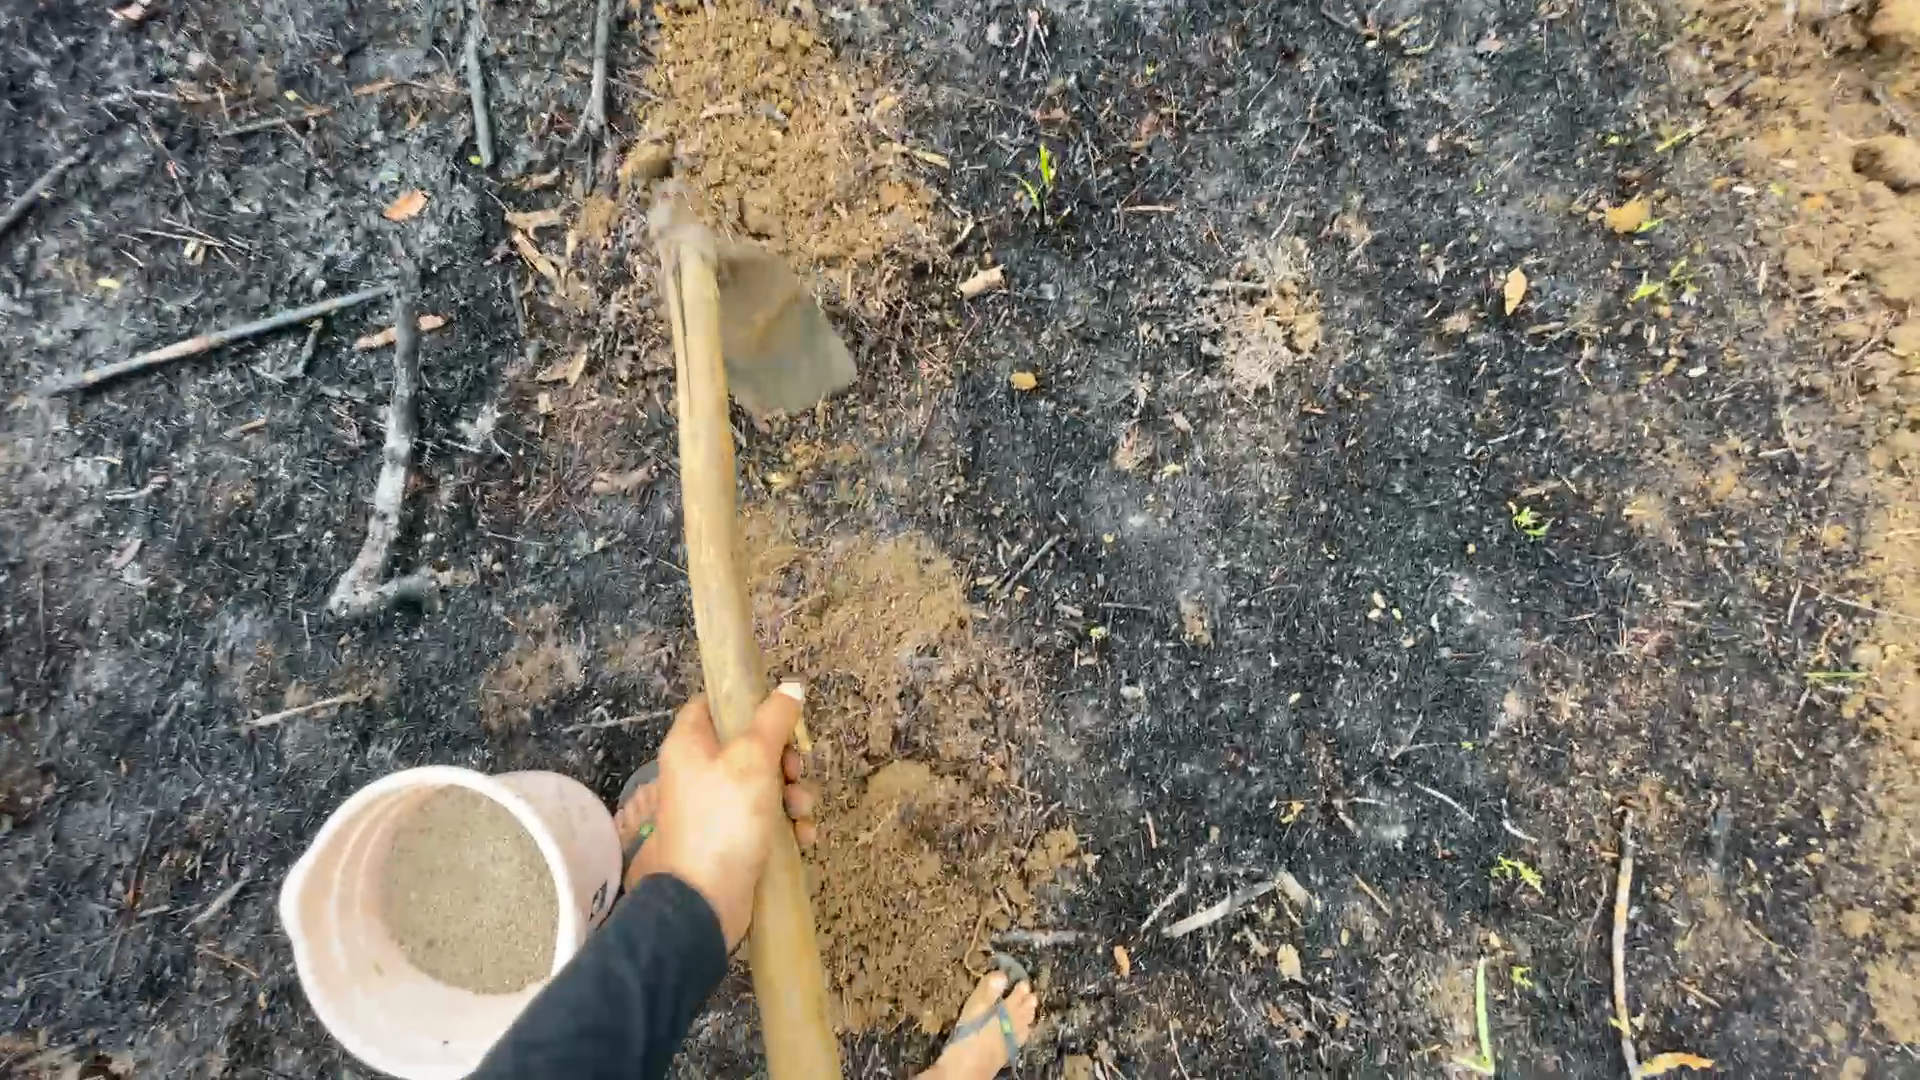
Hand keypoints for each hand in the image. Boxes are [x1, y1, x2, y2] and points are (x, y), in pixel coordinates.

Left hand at [633, 683, 813, 949]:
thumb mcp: (754, 758)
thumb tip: (792, 686)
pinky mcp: (735, 837)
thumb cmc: (724, 818)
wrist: (704, 903)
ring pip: (767, 782)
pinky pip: (768, 817)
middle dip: (785, 758)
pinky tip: (803, 836)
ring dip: (794, 794)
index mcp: (691, 744)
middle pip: (751, 744)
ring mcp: (718, 806)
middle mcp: (700, 771)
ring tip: (801, 811)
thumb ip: (775, 719)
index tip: (777, 710)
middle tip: (795, 771)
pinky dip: (788, 823)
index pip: (712, 704)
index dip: (745, 702)